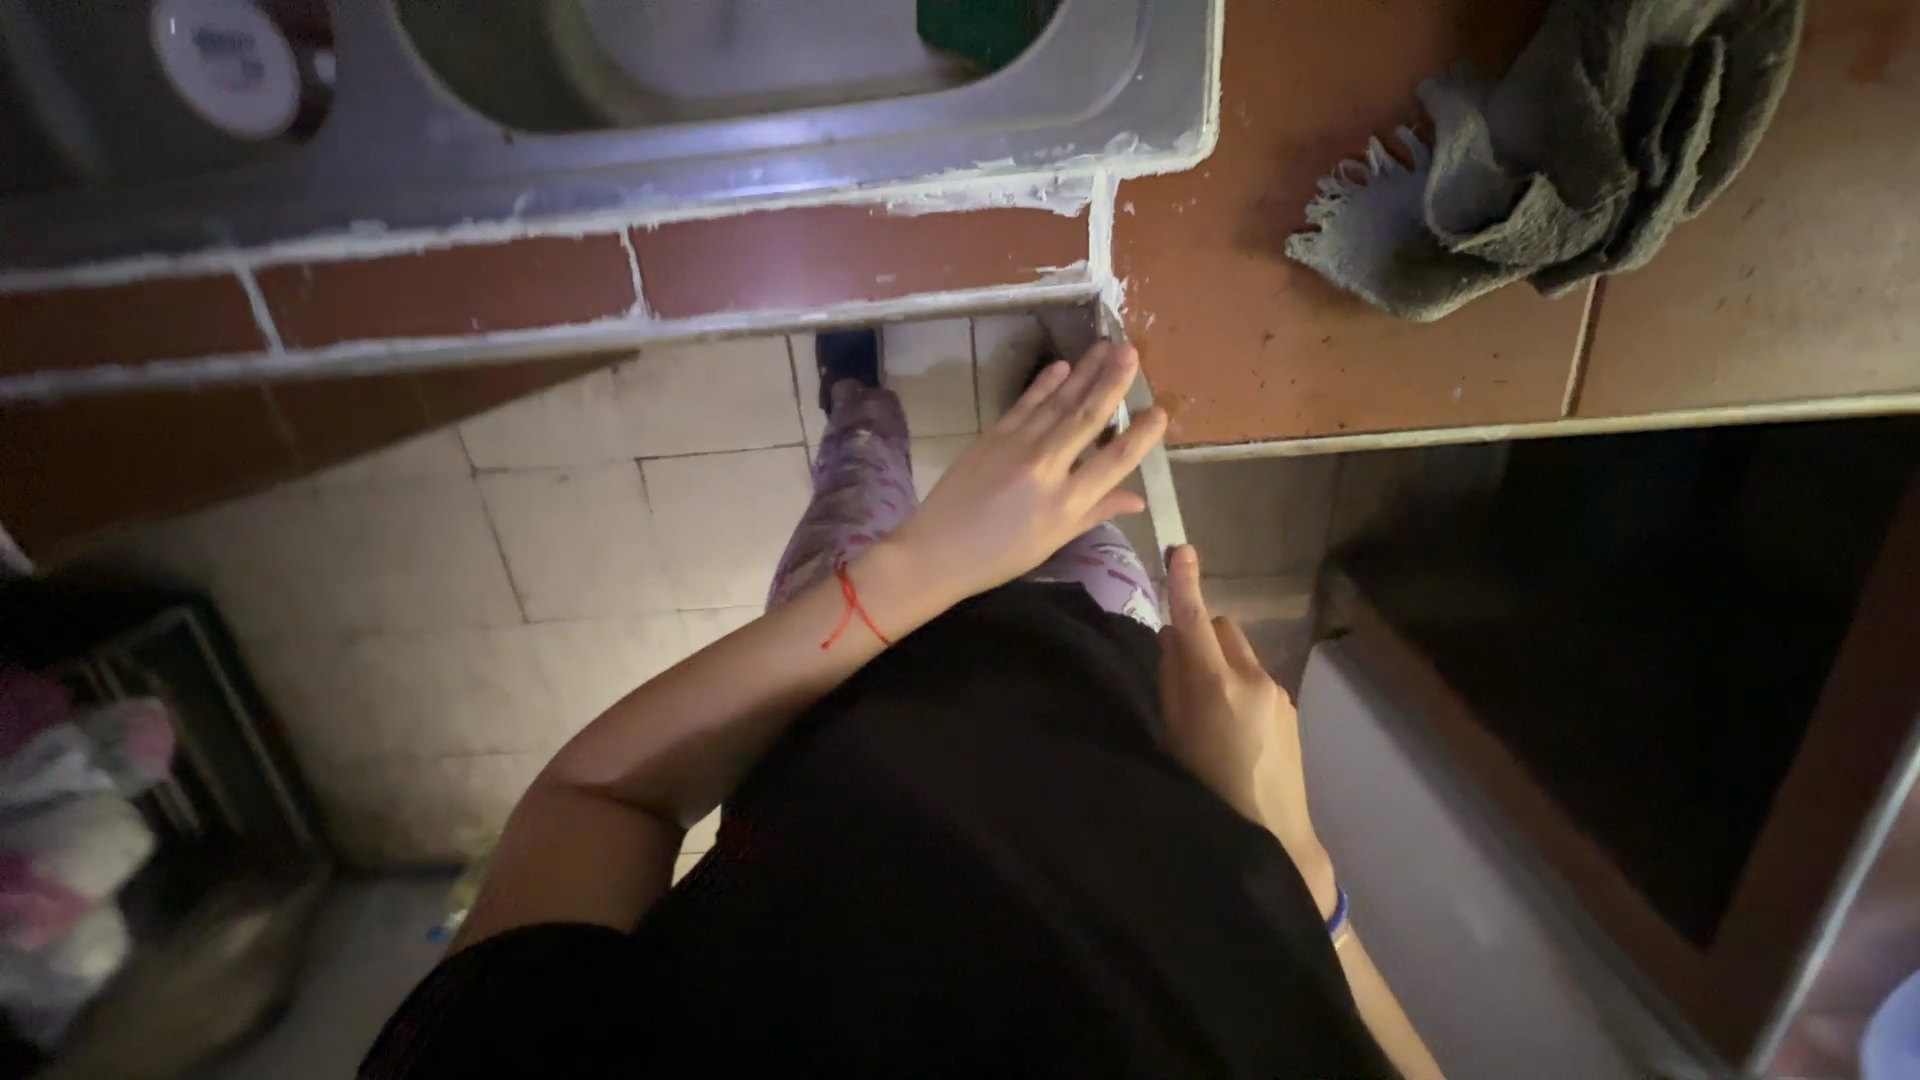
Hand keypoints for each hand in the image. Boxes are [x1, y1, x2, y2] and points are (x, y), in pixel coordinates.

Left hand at [890, 342, 1167, 603]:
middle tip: (1133, 353)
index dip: (1141, 435)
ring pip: (1059, 403)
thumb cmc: (999, 557)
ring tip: (1108, 347)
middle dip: (1113, 383)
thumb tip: (1137, 498)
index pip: (1116, 460)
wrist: (937, 551)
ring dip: (1085, 373)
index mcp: (1067, 503)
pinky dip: (1045, 384)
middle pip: (1087, 418)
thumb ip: (1095, 512)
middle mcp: (1046, 468)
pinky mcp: (992, 436)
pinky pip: (1026, 404)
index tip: (1159, 412)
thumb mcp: (1052, 541)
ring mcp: (1017, 447)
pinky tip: (1063, 366)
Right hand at [1159, 546, 1331, 903]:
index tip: (1179, 548)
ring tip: (1206, 708)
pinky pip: (1254, 675)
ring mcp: (1277, 691)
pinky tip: (1232, 727)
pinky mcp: (1290, 706)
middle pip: (1219, 626)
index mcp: (1216, 685)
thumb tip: (1170, 636)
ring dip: (1217, 659)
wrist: (1274, 836)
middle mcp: (1252, 677)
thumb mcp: (1172, 733)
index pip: (1192, 620)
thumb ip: (1170, 678)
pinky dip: (1236, 681)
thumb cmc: (1205, 787)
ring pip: (1237, 651)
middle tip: (1178, 666)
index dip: (1183, 582)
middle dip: (1197, 630)